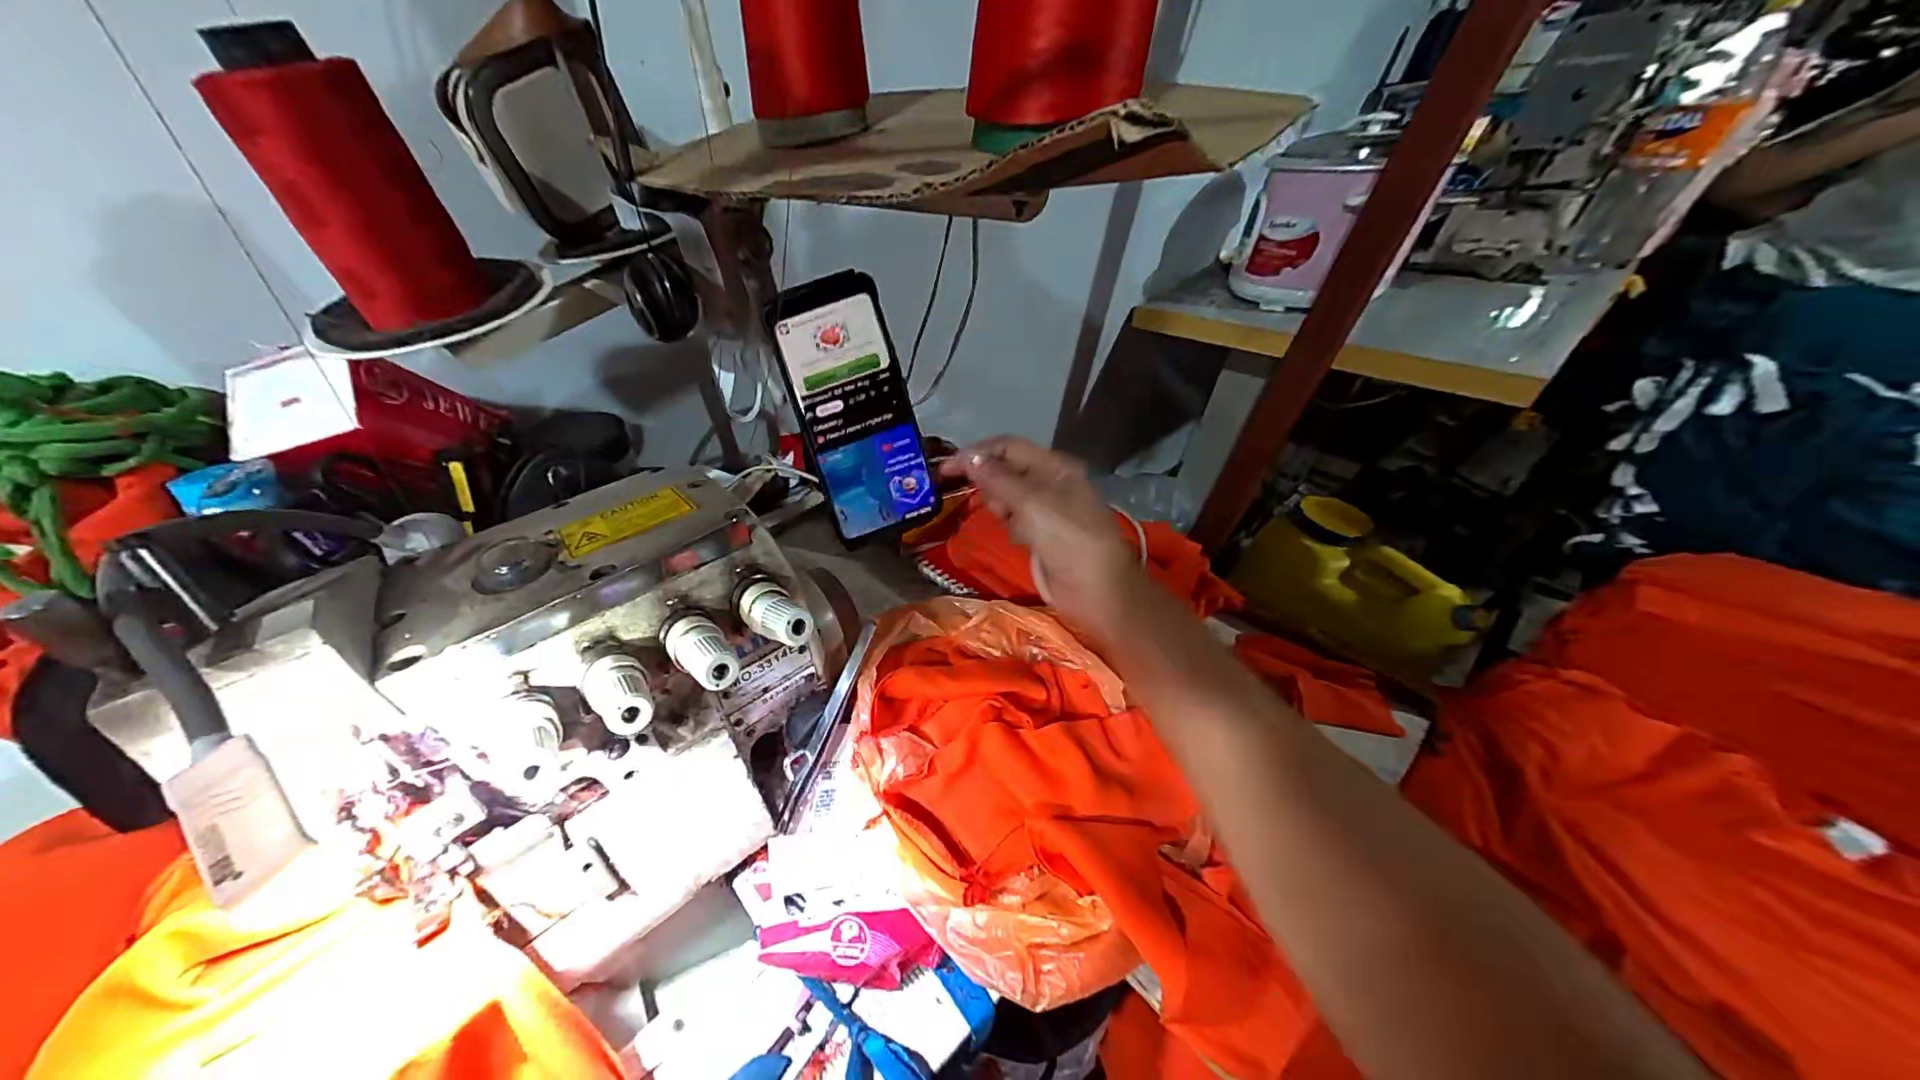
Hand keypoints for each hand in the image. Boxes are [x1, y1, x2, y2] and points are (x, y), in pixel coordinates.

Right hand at [939, 436, 1148, 636]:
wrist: (1095, 590)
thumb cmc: (1067, 538)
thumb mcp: (1031, 502)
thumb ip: (997, 478)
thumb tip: (968, 457)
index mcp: (1055, 466)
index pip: (1008, 447)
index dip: (976, 454)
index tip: (945, 469)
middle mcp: (1051, 482)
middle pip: (1005, 470)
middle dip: (989, 483)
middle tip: (989, 505)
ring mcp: (1046, 509)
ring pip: (1007, 497)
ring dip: (1000, 507)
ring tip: (1010, 524)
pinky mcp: (1041, 534)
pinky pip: (1014, 520)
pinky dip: (1010, 525)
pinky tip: (1019, 539)